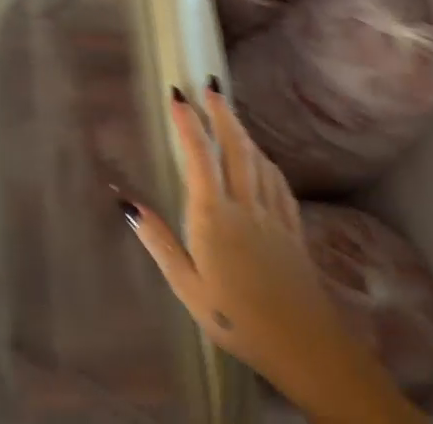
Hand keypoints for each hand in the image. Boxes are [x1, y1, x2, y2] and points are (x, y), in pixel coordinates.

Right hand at [118, 84, 421, 423]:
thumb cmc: (236, 319)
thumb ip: (159, 241)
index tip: (177, 95)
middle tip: (210, 85)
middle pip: (235, 149)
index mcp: (215, 218)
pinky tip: (262, 160)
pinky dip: (266, 162)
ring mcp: (273, 217)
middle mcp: (246, 207)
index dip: (188, 124)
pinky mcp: (292, 231)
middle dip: (222, 114)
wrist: (306, 346)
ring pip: (258, 161)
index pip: (199, 158)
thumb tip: (126, 202)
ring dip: (243, 132)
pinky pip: (278, 184)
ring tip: (230, 112)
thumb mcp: (187, 286)